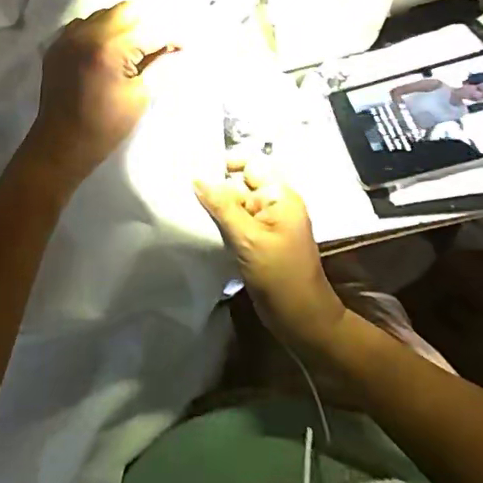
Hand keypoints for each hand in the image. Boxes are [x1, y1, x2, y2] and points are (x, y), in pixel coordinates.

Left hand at [23, 2, 177, 184]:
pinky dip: (99, 31)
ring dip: (122, 25)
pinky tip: (108, 51)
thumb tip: (176, 46)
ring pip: (104, 14)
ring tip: (133, 48)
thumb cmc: (106, 125)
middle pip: (126, 10)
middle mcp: (86, 34)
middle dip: (146, 24)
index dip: (169, 37)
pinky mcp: (57, 45)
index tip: (181, 46)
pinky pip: (84, 24)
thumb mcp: (140, 95)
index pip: (149, 30)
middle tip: (157, 45)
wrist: (62, 142)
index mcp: (109, 47)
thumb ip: (158, 64)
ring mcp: (68, 37)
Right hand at [195, 161, 345, 347]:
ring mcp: (265, 224)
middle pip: (240, 183)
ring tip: (185, 205)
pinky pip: (234, 222)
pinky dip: (218, 223)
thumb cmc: (280, 275)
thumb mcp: (249, 238)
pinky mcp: (256, 241)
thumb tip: (197, 178)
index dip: (227, 163)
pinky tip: (197, 226)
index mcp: (280, 196)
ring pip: (234, 203)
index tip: (197, 169)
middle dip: (215, 185)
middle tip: (182, 187)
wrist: (301, 319)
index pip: (252, 164)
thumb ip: (223, 205)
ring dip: (214, 206)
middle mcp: (273, 205)